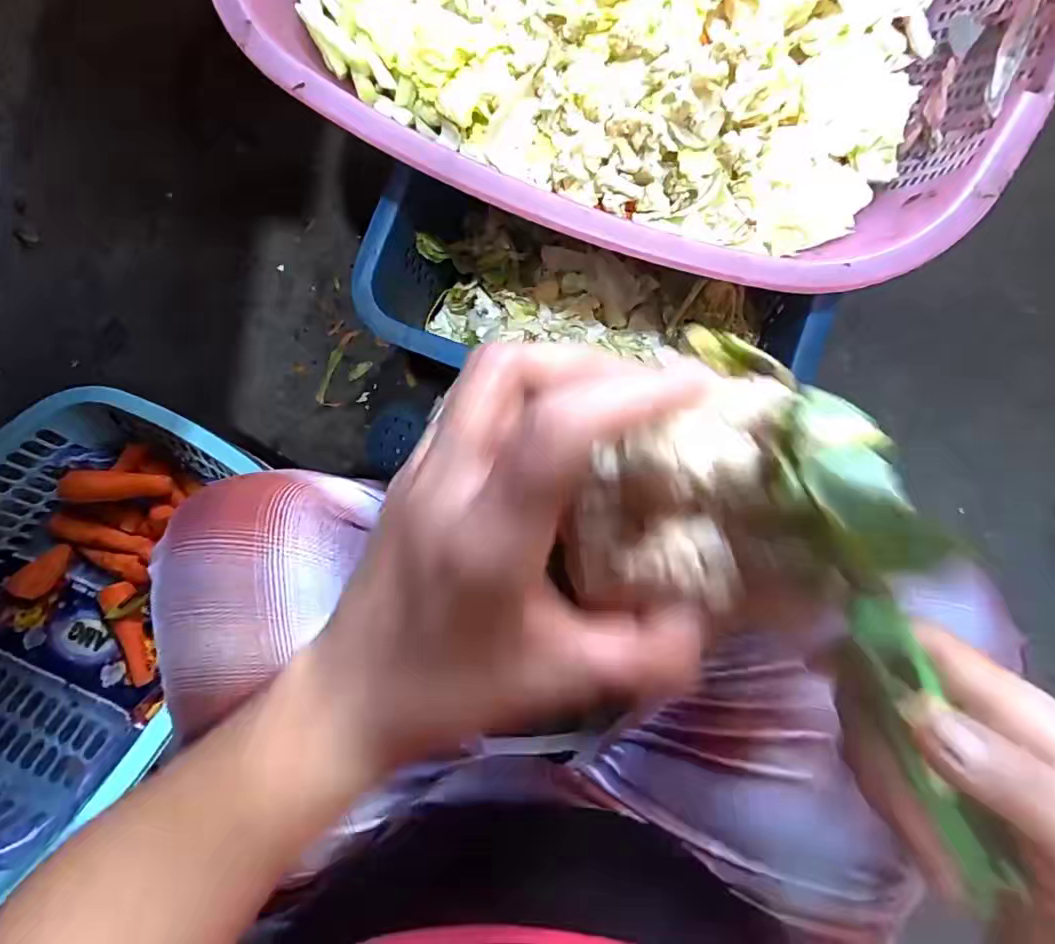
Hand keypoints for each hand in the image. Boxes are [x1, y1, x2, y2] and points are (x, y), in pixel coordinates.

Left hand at [297, 344, 715, 773]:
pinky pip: (473, 396)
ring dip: (557, 367)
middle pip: (511, 368)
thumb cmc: (451, 690)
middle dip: (592, 362)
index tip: (694, 387)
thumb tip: (703, 614)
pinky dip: (526, 389)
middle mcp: (447, 480)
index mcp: (487, 536)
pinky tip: (555, 426)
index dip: (631, 395)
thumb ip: (647, 654)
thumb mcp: (562, 682)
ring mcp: (421, 464)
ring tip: (609, 398)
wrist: (352, 692)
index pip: (555, 431)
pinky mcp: (412, 465)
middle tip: (648, 391)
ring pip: (487, 372)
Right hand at [842, 626, 1054, 943]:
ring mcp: (945, 755)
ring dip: (890, 795)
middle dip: (879, 746)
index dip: (869, 636)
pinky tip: (935, 862)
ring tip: (941, 860)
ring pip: (870, 733)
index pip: (927, 642)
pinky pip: (877, 776)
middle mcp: (971, 717)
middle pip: (882, 685)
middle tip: (907, 811)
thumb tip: (917, 710)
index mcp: (1017, 709)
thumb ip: (1019, 783)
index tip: (822, 665)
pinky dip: (892, 816)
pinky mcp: (927, 793)